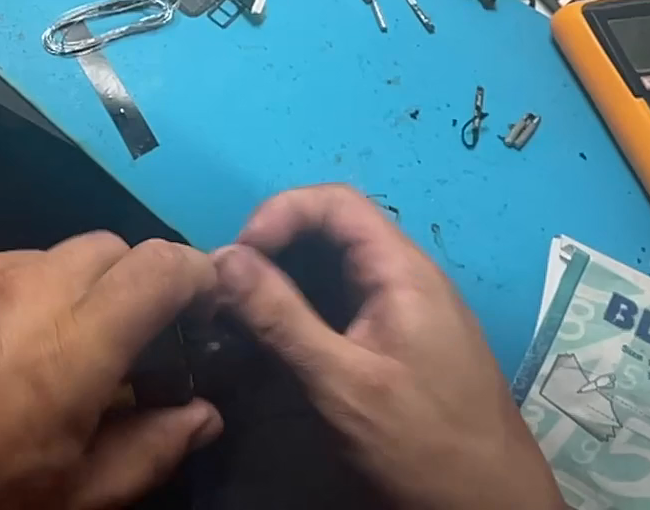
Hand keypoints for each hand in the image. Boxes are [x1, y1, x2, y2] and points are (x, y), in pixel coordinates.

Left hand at [0, 234, 221, 509]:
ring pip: (60, 252)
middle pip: (113, 247)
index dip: (195, 272)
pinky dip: (29, 285)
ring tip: (58, 344)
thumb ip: (147, 449)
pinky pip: (11, 259)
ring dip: (79, 285)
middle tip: (130, 338)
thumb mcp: (66, 500)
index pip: (159, 267)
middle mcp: (29, 285)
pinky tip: (1, 338)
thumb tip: (202, 413)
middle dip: (136, 281)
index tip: (205, 298)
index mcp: (70, 346)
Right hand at [214, 185, 560, 509]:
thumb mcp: (342, 384)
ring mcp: (405, 307)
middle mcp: (406, 276)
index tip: (242, 254)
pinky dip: (304, 303)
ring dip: (286, 276)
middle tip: (236, 286)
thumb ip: (281, 317)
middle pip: (331, 228)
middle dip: (276, 245)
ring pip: (334, 264)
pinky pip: (343, 297)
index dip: (280, 212)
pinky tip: (281, 335)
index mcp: (402, 270)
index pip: (333, 202)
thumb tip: (223, 257)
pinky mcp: (399, 336)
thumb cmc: (425, 447)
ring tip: (248, 310)